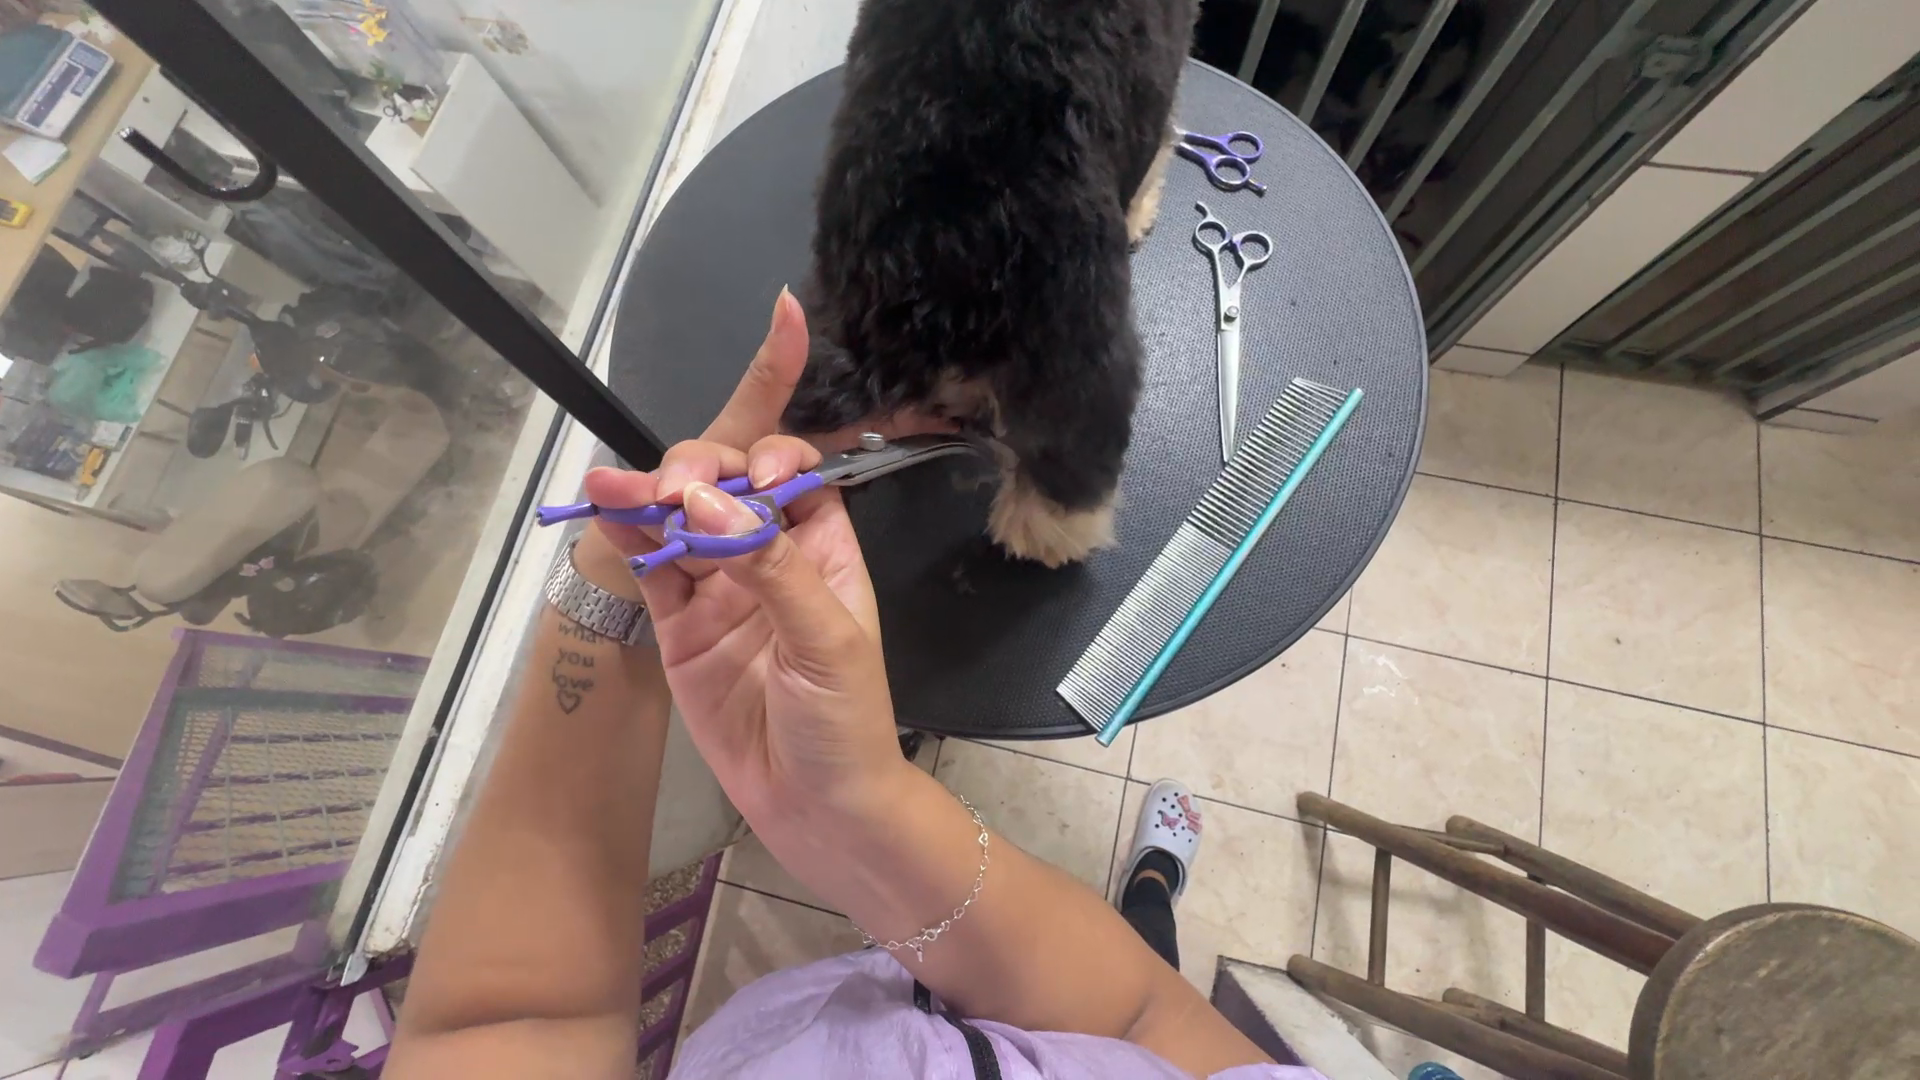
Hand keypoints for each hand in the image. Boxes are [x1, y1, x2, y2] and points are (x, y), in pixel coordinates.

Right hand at [575, 290, 910, 820]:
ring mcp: (723, 593)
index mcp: (823, 554)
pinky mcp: (683, 627)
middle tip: (671, 486)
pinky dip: (631, 542)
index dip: (772, 461)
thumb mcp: (825, 639)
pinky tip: (607, 513)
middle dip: (701, 474)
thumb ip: (772, 568)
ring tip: (608, 484)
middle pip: (732, 493)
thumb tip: (709, 501)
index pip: (798, 483)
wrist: (814, 805)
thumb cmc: (843, 720)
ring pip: (684, 526)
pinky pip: (655, 572)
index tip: (748, 472)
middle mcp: (772, 562)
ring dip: (650, 499)